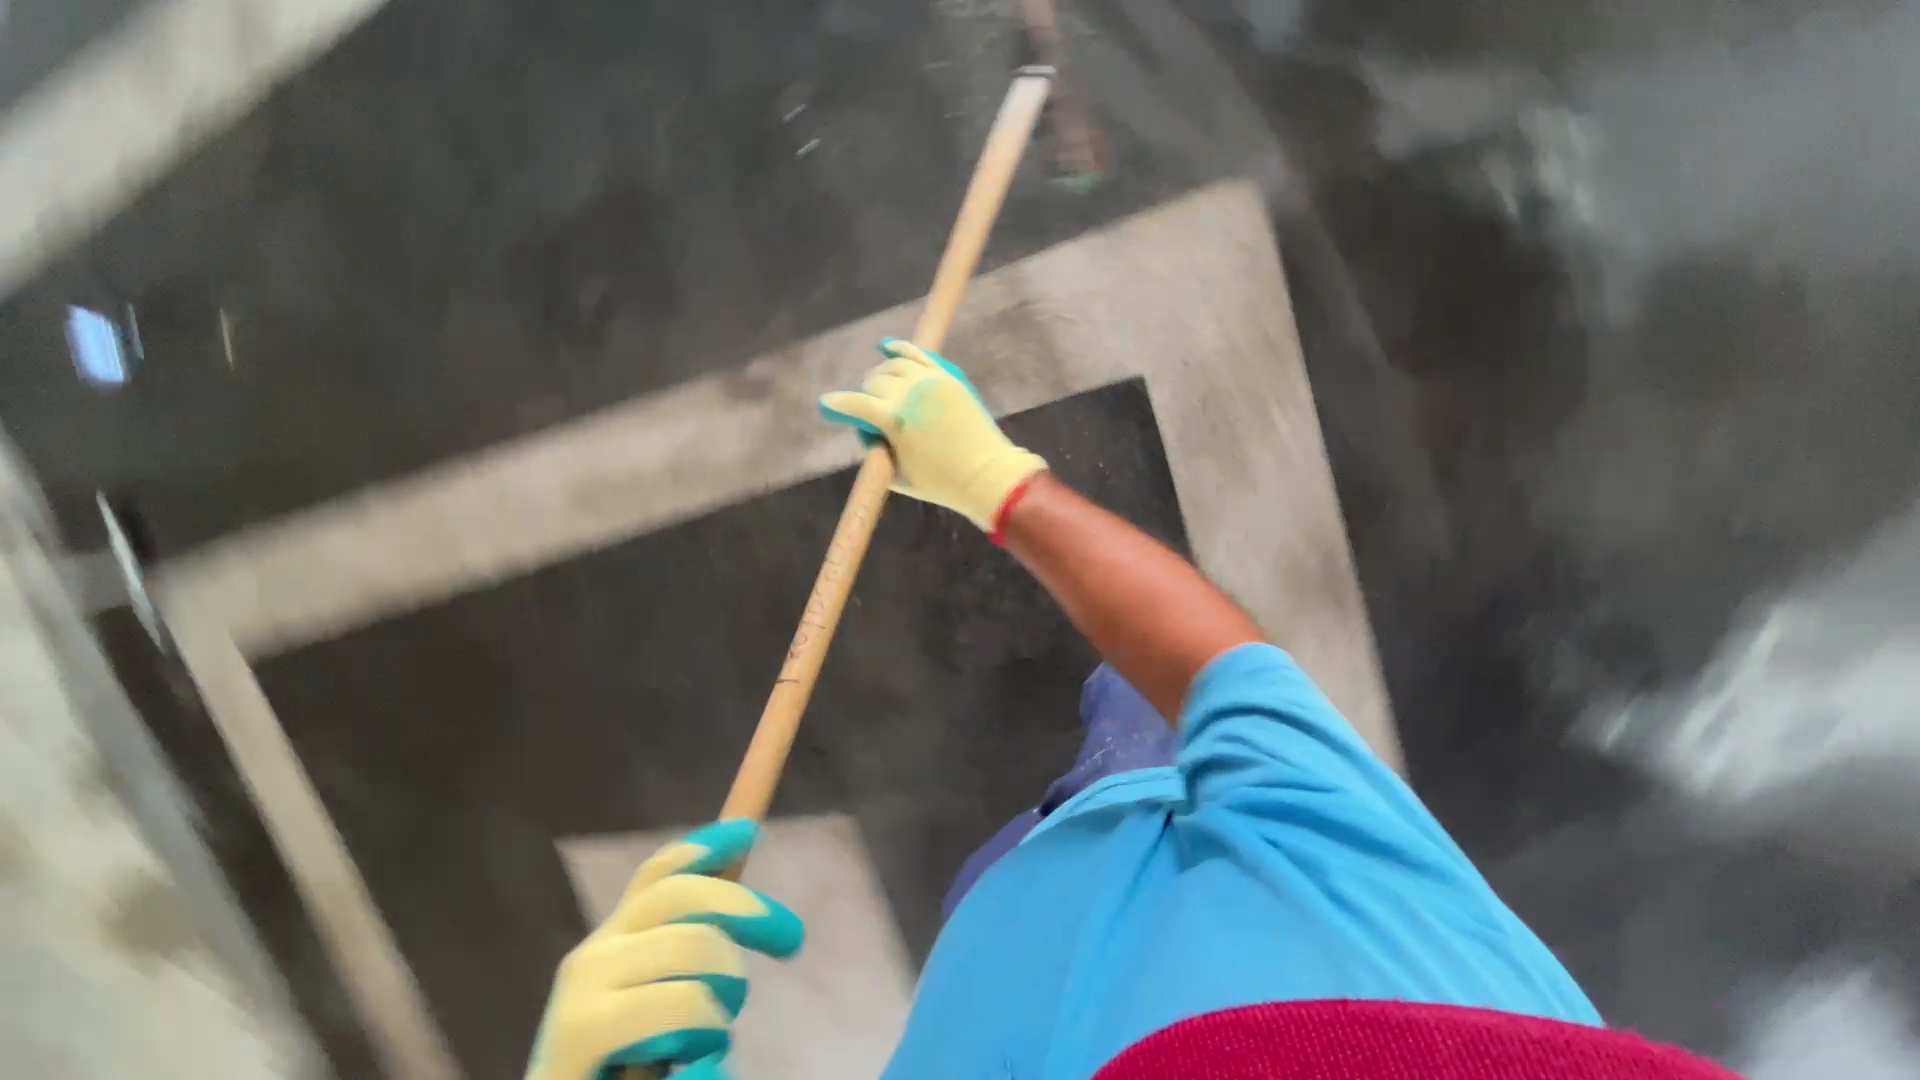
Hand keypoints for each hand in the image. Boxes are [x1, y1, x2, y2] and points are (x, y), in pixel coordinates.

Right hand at [525, 820, 802, 1079]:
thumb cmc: (627, 1071)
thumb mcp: (668, 1009)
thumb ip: (697, 953)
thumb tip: (746, 893)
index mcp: (613, 947)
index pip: (658, 875)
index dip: (707, 847)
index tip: (749, 832)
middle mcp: (589, 960)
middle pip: (683, 894)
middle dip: (747, 908)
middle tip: (791, 941)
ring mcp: (578, 995)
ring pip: (695, 946)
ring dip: (725, 994)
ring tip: (709, 1041)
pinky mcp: (579, 1035)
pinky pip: (685, 1005)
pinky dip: (711, 1037)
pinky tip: (701, 1065)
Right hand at [819, 338, 1046, 531]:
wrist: (986, 472)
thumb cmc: (940, 482)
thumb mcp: (897, 474)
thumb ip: (877, 449)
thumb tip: (869, 430)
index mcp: (893, 419)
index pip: (854, 404)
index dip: (837, 405)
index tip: (826, 405)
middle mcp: (908, 393)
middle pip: (874, 383)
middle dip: (867, 396)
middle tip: (871, 411)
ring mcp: (930, 381)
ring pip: (894, 365)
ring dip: (882, 375)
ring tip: (880, 387)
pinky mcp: (947, 377)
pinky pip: (919, 354)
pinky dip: (900, 349)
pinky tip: (887, 347)